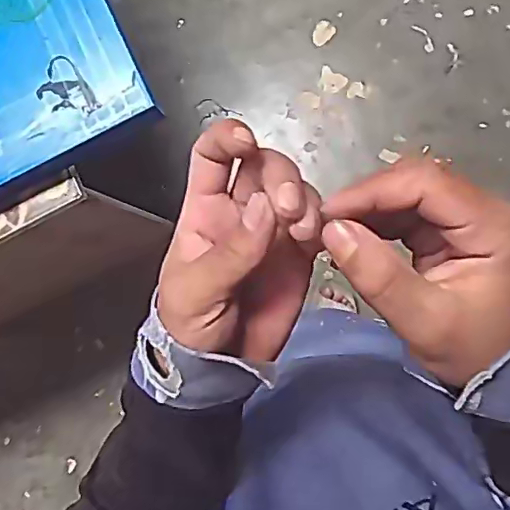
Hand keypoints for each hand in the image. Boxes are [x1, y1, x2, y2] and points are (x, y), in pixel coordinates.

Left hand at [158, 120, 323, 360]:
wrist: (217, 370)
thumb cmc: (188, 325)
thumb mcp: (195, 290)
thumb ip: (230, 252)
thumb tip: (265, 208)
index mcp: (204, 211)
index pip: (213, 157)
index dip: (227, 138)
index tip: (245, 140)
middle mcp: (241, 212)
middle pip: (264, 166)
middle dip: (279, 174)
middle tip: (285, 206)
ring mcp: (272, 232)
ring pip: (294, 190)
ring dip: (303, 198)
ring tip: (300, 229)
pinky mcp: (299, 255)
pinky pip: (316, 224)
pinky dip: (321, 222)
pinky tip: (314, 238)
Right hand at [320, 159, 509, 385]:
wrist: (498, 378)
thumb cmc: (470, 352)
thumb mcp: (422, 321)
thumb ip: (378, 275)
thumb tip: (333, 230)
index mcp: (495, 226)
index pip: (427, 183)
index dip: (373, 191)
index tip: (330, 213)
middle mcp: (488, 211)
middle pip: (417, 181)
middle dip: (368, 198)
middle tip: (327, 222)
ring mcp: (471, 218)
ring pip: (409, 191)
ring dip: (368, 207)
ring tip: (335, 230)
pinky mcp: (452, 229)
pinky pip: (408, 210)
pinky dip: (377, 219)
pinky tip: (354, 235)